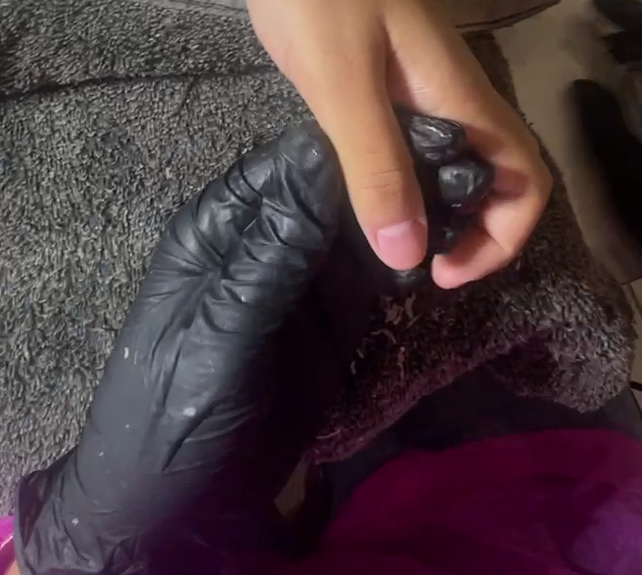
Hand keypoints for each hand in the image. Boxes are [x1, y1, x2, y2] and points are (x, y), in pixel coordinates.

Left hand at [14, 116, 494, 573]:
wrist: (181, 503)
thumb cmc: (179, 407)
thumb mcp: (225, 325)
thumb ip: (275, 248)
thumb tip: (321, 157)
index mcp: (225, 221)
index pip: (292, 165)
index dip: (351, 150)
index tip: (416, 138)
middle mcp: (266, 234)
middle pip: (332, 190)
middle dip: (387, 182)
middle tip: (459, 171)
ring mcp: (301, 274)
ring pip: (358, 229)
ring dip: (403, 221)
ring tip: (462, 208)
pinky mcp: (329, 313)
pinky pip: (371, 274)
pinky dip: (402, 265)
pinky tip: (438, 258)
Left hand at [223, 0, 550, 288]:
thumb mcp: (342, 80)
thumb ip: (378, 165)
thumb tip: (410, 256)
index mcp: (456, 89)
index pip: (525, 175)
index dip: (501, 236)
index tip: (440, 271)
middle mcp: (446, 81)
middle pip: (490, 166)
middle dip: (462, 223)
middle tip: (398, 257)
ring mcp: (408, 66)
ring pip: (442, 146)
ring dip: (424, 194)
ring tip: (369, 226)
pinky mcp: (371, 54)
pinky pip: (399, 122)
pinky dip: (389, 159)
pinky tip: (343, 167)